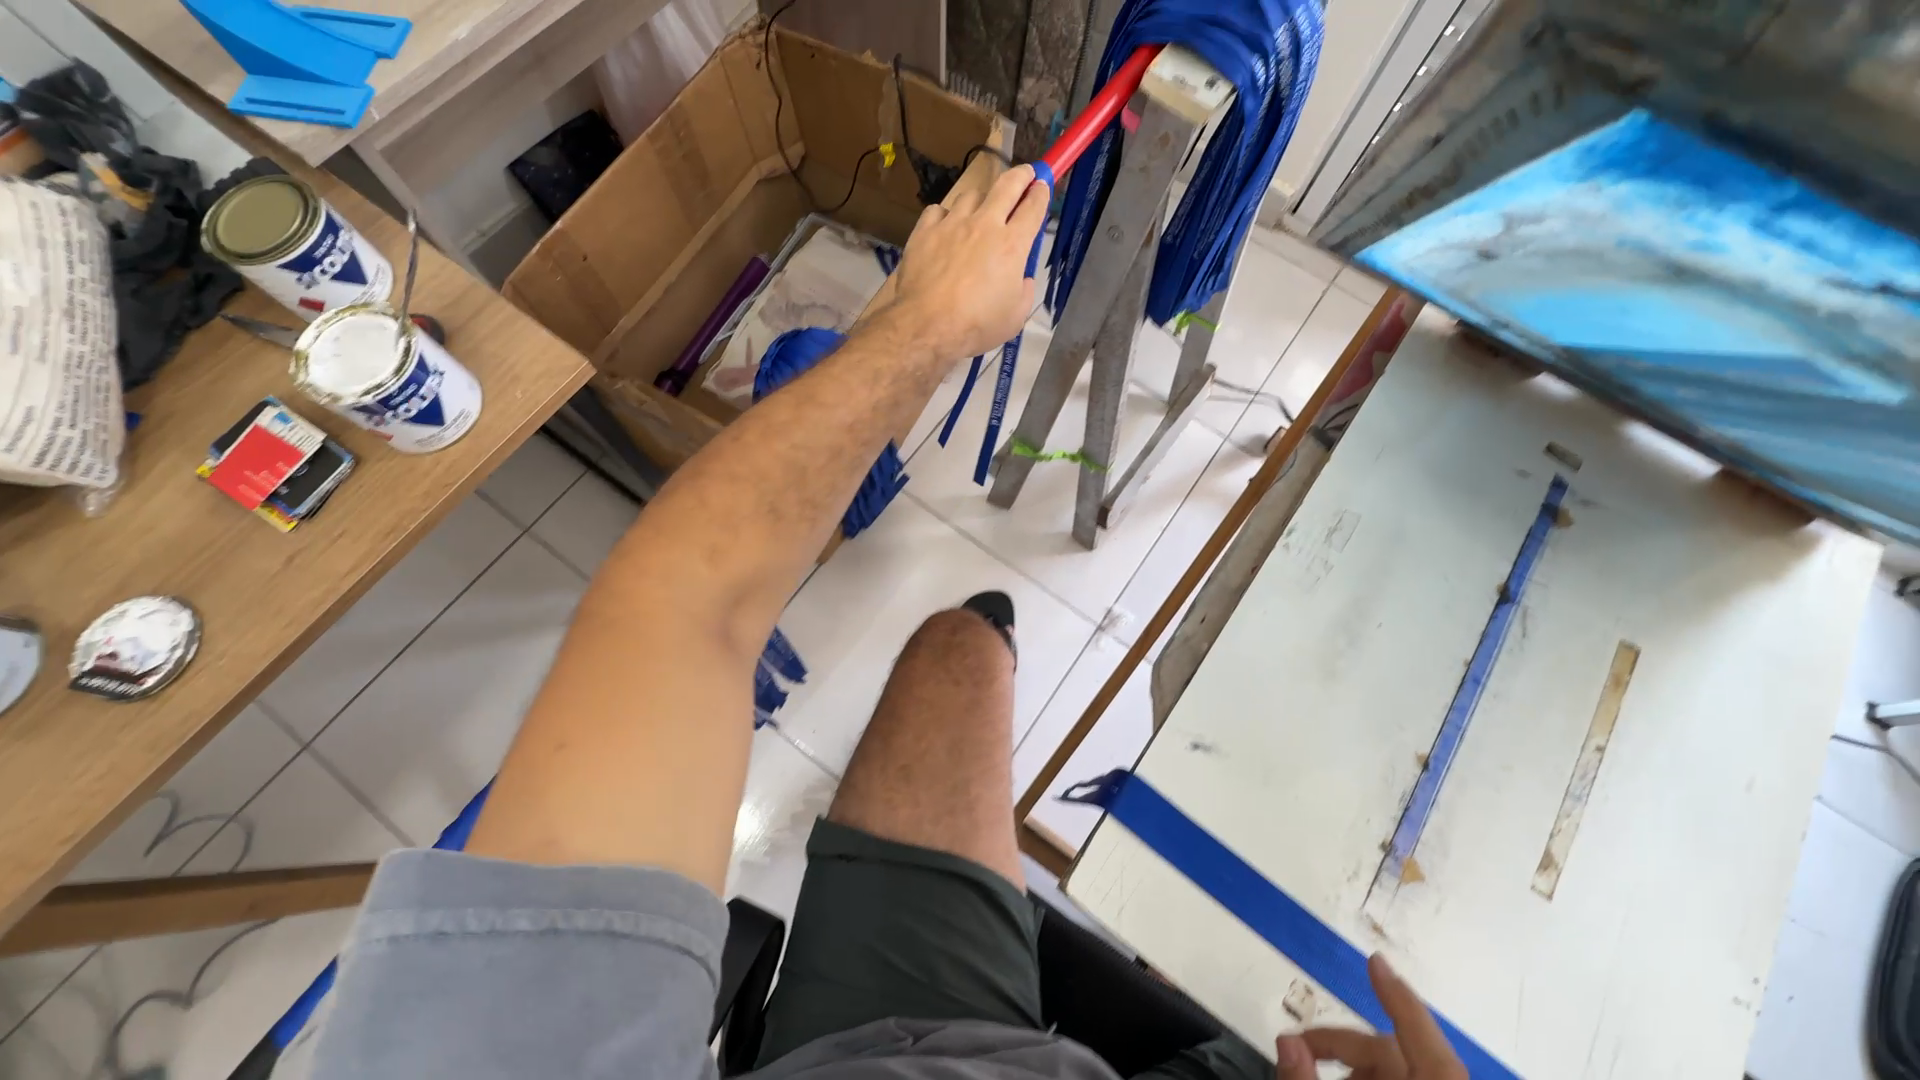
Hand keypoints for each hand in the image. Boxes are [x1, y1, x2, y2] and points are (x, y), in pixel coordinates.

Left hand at [882, 163, 1049, 359]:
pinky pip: (938, 211)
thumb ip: (1024, 291)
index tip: (1043, 187)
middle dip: (1021, 175)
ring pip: (971, 195)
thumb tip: (1021, 278)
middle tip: (1025, 174)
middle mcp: (985, 225)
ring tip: (979, 212)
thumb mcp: (1015, 317)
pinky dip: (945, 216)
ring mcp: (952, 224)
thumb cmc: (977, 325)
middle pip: (1007, 185)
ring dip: (980, 200)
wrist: (927, 326)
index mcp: (1012, 245)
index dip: (1041, 193)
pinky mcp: (925, 230)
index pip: (1033, 207)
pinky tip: (945, 229)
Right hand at [1274, 955, 1466, 1079]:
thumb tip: (1286, 1040)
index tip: (1374, 960)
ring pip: (1396, 1068)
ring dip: (1354, 1065)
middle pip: (1394, 1051)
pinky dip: (1369, 1078)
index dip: (1399, 998)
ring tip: (1313, 1073)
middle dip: (1341, 1042)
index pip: (1421, 1037)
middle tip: (1295, 1045)